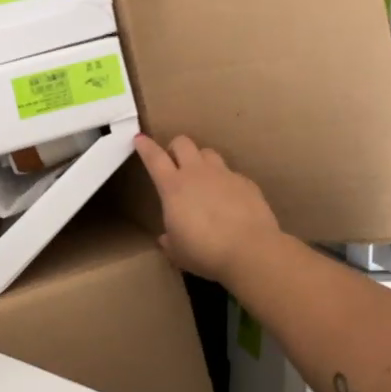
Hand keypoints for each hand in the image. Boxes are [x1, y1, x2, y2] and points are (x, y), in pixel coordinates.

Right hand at [134, 134, 280, 283]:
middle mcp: (197, 173)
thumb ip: (169, 240)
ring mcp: (224, 175)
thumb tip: (165, 238)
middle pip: (182, 143)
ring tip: (203, 178)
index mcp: (173, 187)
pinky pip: (231, 174)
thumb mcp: (177, 251)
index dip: (145, 146)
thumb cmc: (205, 252)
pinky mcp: (246, 183)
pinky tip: (230, 200)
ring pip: (208, 153)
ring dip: (201, 161)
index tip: (140, 139)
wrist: (250, 251)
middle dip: (175, 148)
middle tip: (175, 163)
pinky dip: (225, 182)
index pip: (154, 158)